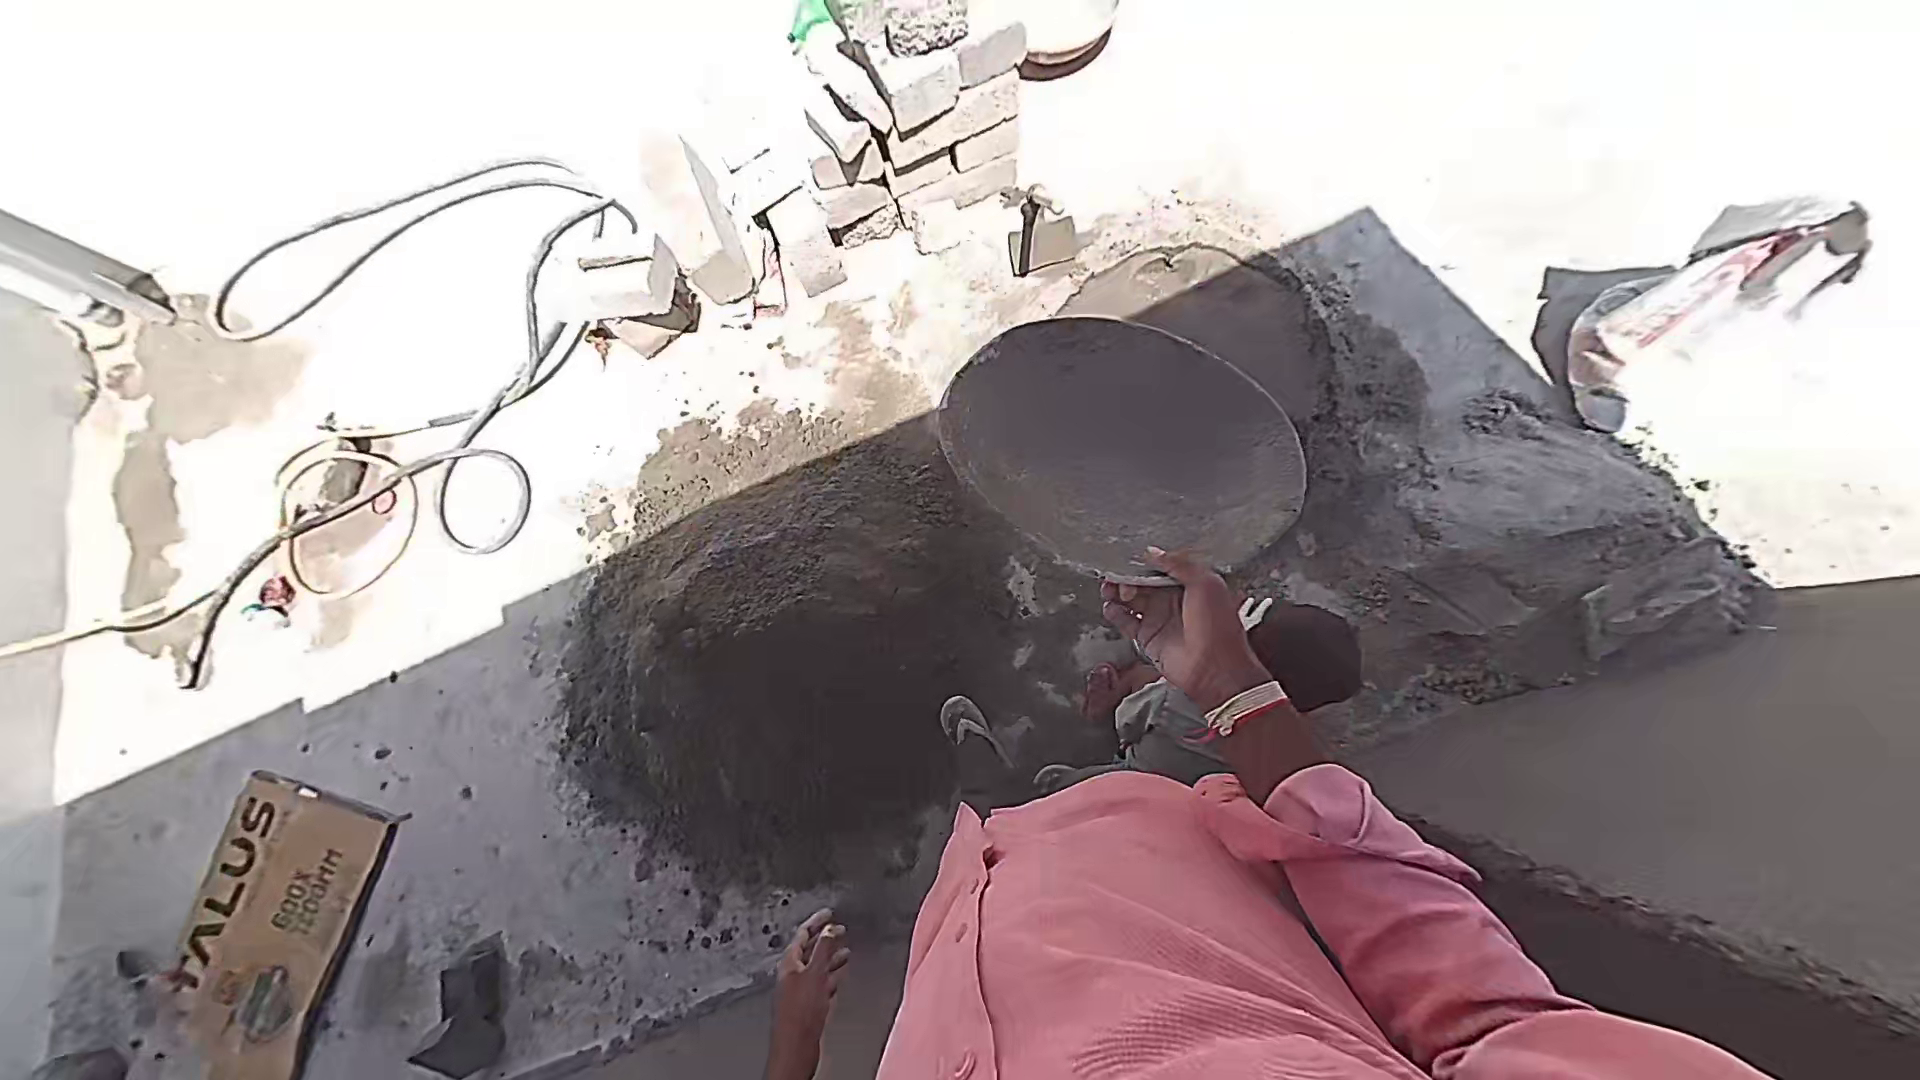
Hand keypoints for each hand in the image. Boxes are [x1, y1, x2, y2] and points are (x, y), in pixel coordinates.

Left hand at [766, 909, 850, 1079]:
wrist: (796, 1050)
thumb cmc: (801, 1014)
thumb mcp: (815, 974)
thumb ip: (823, 949)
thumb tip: (830, 928)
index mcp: (789, 964)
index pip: (802, 934)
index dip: (816, 921)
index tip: (828, 913)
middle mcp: (791, 975)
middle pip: (809, 950)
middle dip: (825, 938)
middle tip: (839, 928)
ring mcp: (798, 991)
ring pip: (816, 966)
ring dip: (830, 957)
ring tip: (845, 949)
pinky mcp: (806, 1005)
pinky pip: (819, 983)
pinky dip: (830, 975)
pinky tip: (838, 976)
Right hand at [1101, 547, 1273, 712]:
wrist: (1214, 669)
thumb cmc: (1218, 628)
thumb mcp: (1206, 585)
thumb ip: (1179, 565)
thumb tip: (1153, 552)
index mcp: (1188, 585)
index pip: (1159, 568)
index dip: (1142, 564)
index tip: (1128, 560)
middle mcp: (1171, 601)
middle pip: (1140, 583)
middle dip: (1125, 577)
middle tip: (1115, 577)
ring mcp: (1158, 619)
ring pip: (1130, 600)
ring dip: (1116, 593)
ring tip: (1109, 590)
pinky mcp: (1147, 637)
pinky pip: (1125, 622)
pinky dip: (1115, 613)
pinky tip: (1111, 608)